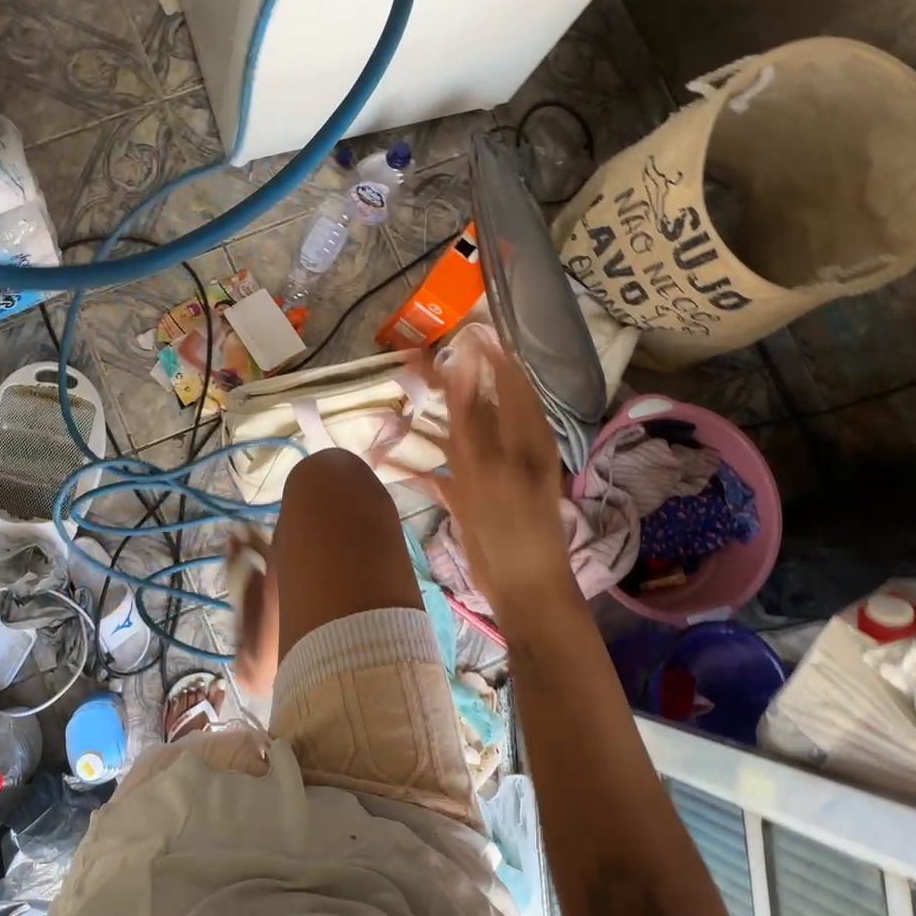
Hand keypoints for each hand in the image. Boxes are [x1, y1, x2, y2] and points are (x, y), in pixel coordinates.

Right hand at [415, 342, 577, 608]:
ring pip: (456, 435)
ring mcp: (488, 473)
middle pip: (475, 403)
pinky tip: (392, 459)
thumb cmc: (513, 526)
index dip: (486, 354)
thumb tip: (465, 360)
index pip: (507, 379)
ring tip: (399, 400)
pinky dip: (419, 465)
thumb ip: (473, 414)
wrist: (522, 586)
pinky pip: (442, 472)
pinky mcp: (471, 498)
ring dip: (429, 419)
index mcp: (524, 434)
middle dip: (447, 383)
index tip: (460, 330)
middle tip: (412, 362)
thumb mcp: (490, 466)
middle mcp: (507, 447)